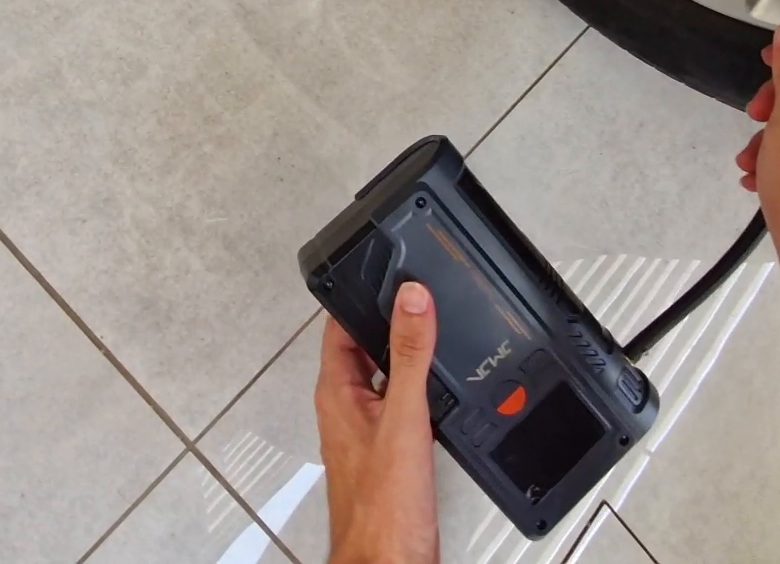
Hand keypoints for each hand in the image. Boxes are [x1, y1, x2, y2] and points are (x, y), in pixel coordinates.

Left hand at [314, 282, 441, 563]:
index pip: (340, 325)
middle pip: (365, 345)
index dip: (362, 295)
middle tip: (421, 295)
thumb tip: (412, 298)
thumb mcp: (403, 416)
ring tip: (436, 331)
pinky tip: (442, 386)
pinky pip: (400, 401)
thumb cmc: (385, 507)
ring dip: (406, 354)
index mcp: (337, 391)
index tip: (387, 271)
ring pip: (384, 373)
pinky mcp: (388, 448)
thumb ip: (409, 355)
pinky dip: (419, 387)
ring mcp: (366, 428)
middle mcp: (347, 405)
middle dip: (391, 320)